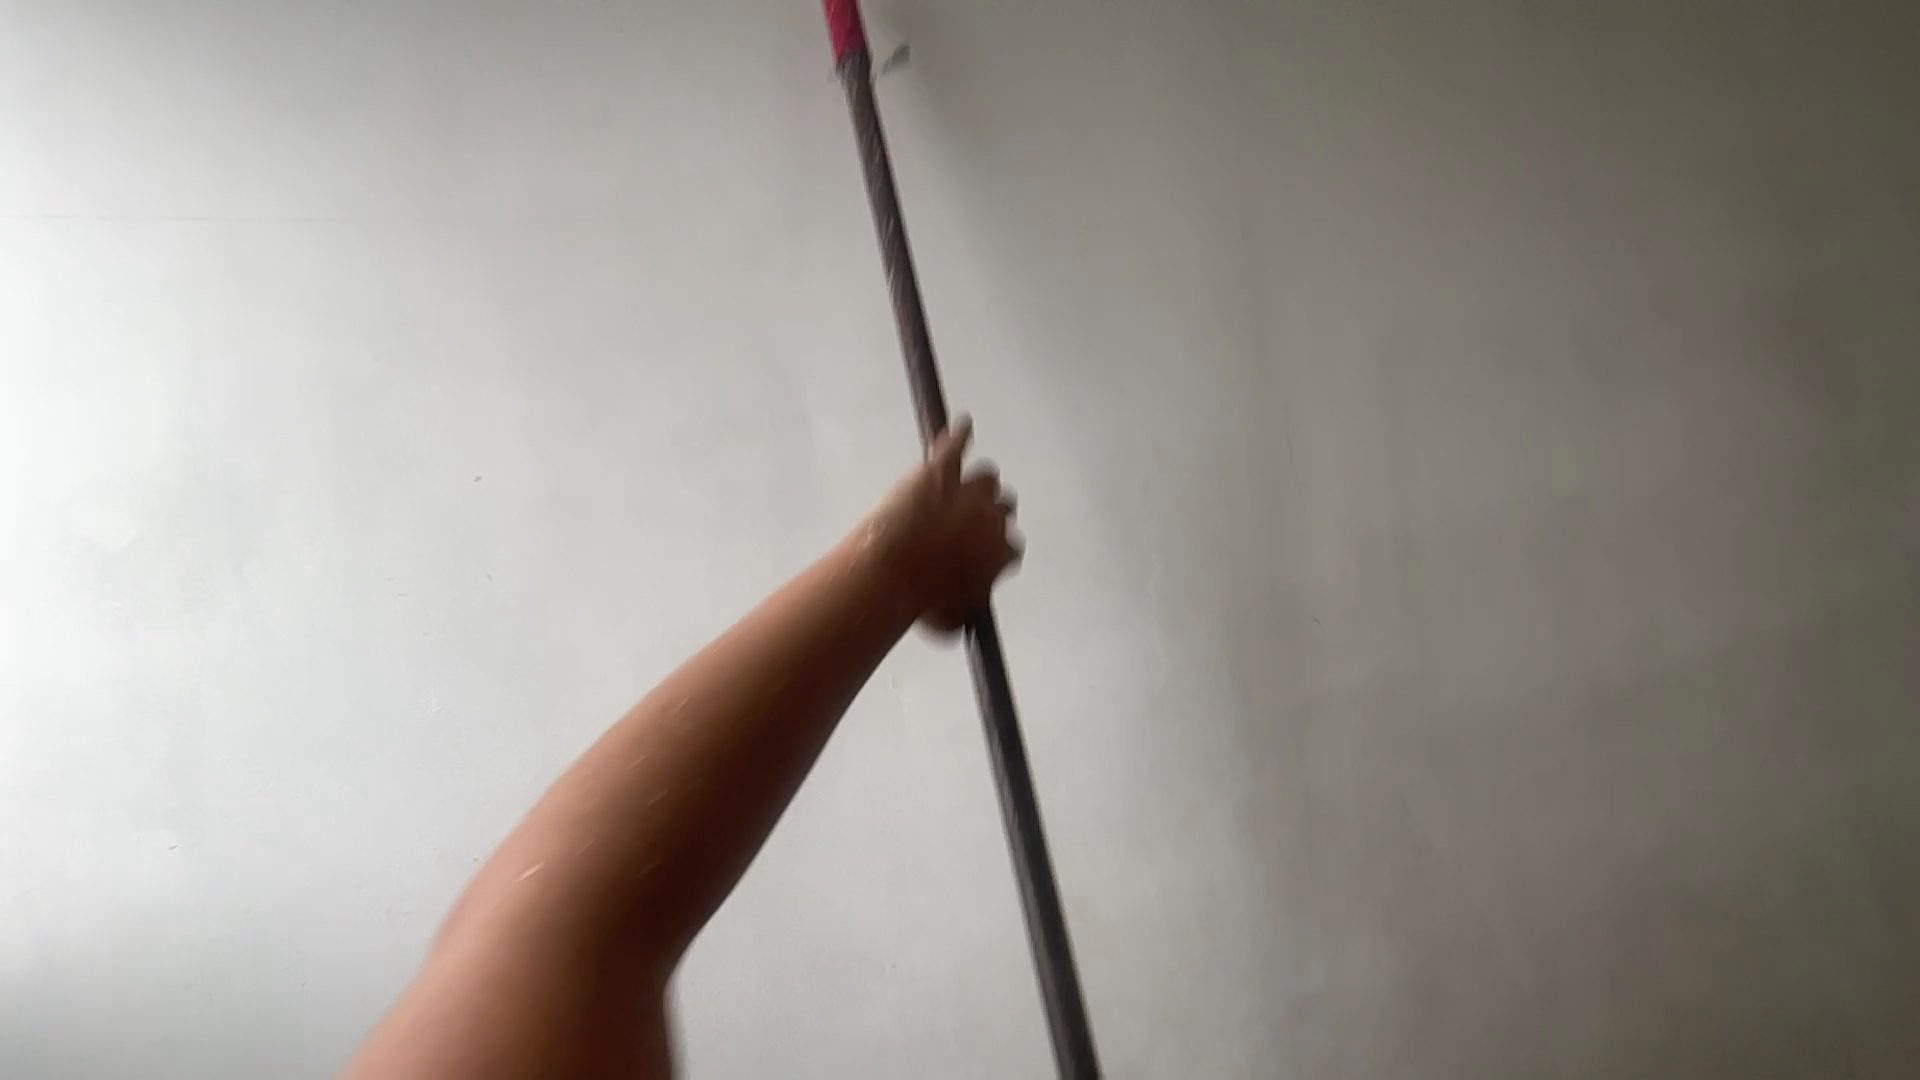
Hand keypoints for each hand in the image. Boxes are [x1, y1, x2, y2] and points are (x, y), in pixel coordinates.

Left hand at [860, 417, 1021, 633]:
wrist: (892, 573)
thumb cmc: (921, 601)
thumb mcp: (951, 620)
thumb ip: (966, 608)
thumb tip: (964, 613)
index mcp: (1001, 553)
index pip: (1010, 545)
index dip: (992, 545)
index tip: (979, 550)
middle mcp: (993, 519)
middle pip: (1002, 507)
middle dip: (987, 513)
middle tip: (967, 519)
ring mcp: (969, 491)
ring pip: (987, 478)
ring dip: (977, 482)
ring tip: (962, 484)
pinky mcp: (942, 471)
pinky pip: (959, 444)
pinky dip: (961, 434)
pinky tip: (962, 427)